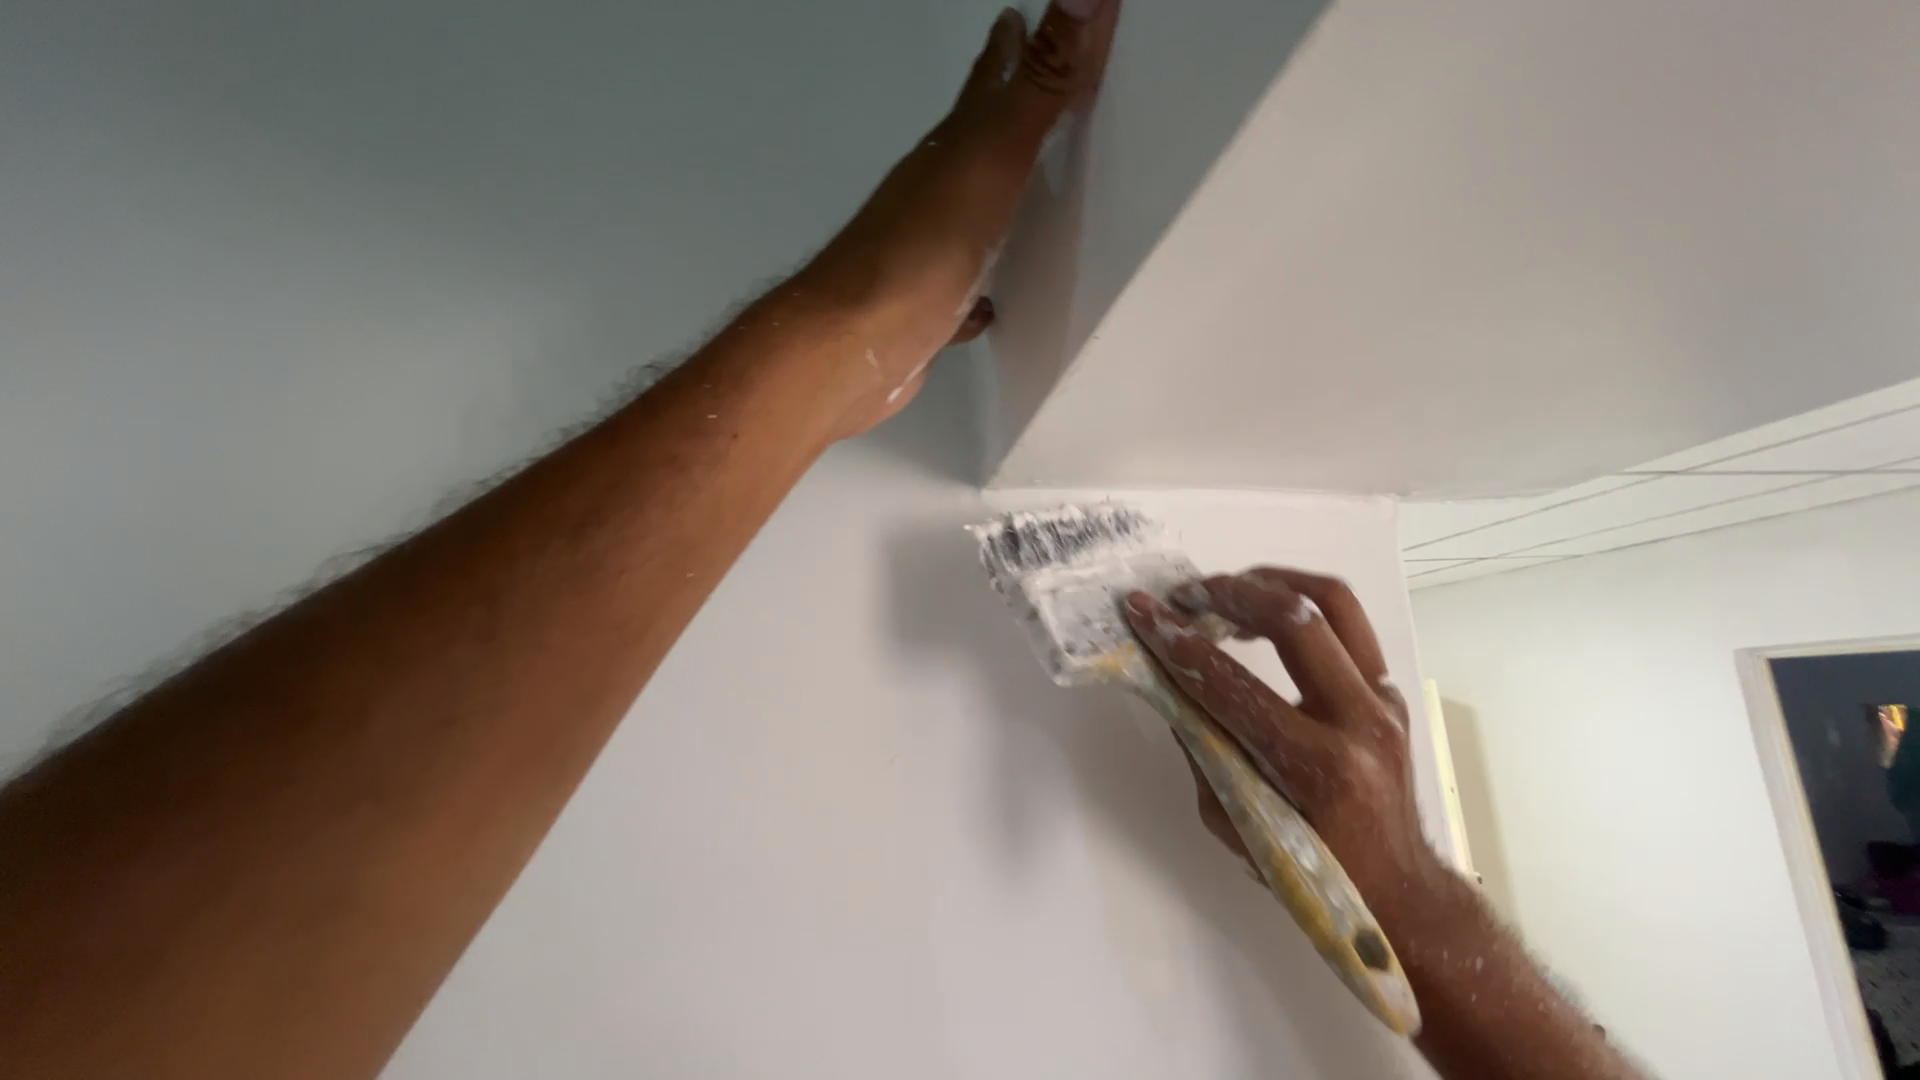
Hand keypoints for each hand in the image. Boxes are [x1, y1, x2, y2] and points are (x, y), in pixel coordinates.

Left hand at [798, 0, 1120, 438]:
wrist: (857, 345)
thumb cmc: (922, 252)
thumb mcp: (989, 159)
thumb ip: (1036, 86)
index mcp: (949, 155)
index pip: (986, 88)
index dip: (1008, 51)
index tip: (1016, 19)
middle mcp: (932, 198)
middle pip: (972, 146)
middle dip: (996, 115)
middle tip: (1018, 88)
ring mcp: (925, 256)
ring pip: (967, 217)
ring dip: (992, 202)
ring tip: (1020, 196)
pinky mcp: (926, 311)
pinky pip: (962, 292)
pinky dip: (979, 292)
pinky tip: (988, 304)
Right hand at [1122, 569, 1445, 929]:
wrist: (1397, 888)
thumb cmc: (1307, 870)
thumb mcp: (1233, 820)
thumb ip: (1202, 747)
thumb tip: (1171, 683)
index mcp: (1316, 767)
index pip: (1232, 686)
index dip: (1178, 643)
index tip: (1142, 612)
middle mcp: (1359, 723)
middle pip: (1297, 621)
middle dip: (1229, 593)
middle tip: (1185, 594)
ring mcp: (1383, 702)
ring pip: (1333, 603)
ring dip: (1271, 582)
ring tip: (1226, 589)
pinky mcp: (1389, 691)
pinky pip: (1347, 623)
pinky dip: (1299, 603)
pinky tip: (1264, 613)